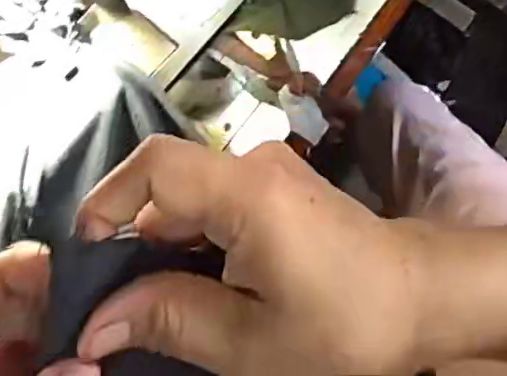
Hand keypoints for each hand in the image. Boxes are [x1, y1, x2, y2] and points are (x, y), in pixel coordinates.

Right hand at [65, 135, 431, 375]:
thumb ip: (171, 318)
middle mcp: (252, 163)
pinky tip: (199, 287)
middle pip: (167, 182)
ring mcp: (267, 169)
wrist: (421, 295)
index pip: (155, 164)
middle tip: (114, 310)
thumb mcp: (252, 343)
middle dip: (131, 241)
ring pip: (189, 195)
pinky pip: (216, 201)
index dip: (108, 201)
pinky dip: (193, 240)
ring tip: (155, 309)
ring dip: (163, 246)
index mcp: (246, 190)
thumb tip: (96, 322)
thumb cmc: (346, 326)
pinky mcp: (277, 184)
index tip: (85, 263)